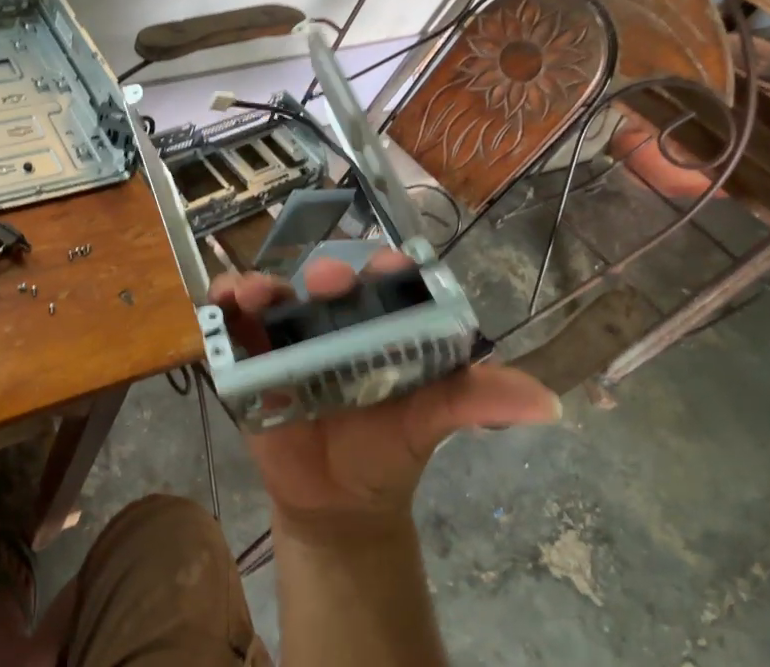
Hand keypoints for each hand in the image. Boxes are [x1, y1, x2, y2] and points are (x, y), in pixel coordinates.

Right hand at [213, 251, 559, 521]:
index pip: (387, 284)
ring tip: (257, 292)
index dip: (391, 269)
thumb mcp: (431, 424)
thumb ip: (477, 404)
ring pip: (272, 294)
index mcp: (379, 326)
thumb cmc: (387, 453)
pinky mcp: (249, 356)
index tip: (393, 267)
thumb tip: (548, 402)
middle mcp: (331, 320)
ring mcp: (286, 336)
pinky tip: (221, 302)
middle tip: (327, 279)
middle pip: (325, 284)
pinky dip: (222, 306)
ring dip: (262, 284)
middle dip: (325, 274)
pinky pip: (232, 324)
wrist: (334, 503)